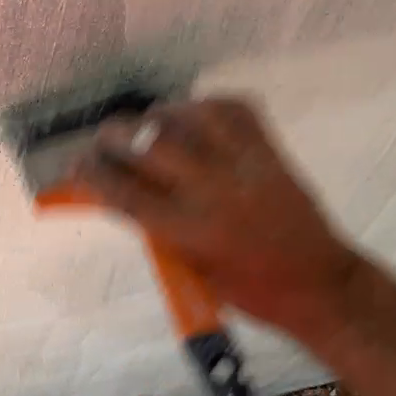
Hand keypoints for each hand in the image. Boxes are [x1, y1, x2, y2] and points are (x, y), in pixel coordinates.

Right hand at [68, 97, 361, 340]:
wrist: (320, 284)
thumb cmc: (250, 290)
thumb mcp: (192, 269)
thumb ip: (156, 229)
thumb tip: (117, 193)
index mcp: (190, 231)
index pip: (125, 193)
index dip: (93, 174)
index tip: (76, 164)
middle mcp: (213, 191)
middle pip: (149, 145)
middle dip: (115, 136)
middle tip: (104, 137)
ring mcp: (243, 165)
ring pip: (189, 116)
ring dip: (159, 115)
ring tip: (148, 122)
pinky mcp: (268, 150)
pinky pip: (232, 109)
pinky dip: (205, 105)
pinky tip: (191, 114)